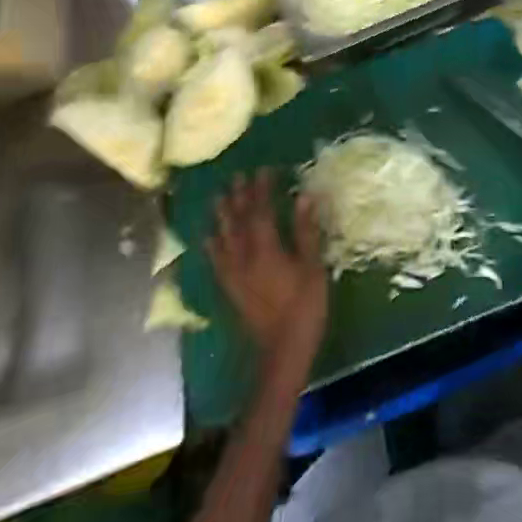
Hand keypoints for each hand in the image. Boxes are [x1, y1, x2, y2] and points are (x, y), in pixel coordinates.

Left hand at [207, 170, 327, 368]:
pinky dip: (213, 246)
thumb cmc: (305, 306)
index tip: (263, 170)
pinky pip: (218, 262)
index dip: (262, 189)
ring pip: (225, 238)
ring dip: (222, 216)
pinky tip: (209, 238)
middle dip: (239, 197)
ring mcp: (235, 274)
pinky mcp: (231, 289)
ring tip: (219, 197)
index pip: (261, 211)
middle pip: (239, 221)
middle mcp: (244, 257)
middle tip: (237, 177)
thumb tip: (304, 196)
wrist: (283, 350)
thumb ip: (306, 231)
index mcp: (266, 249)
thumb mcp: (313, 267)